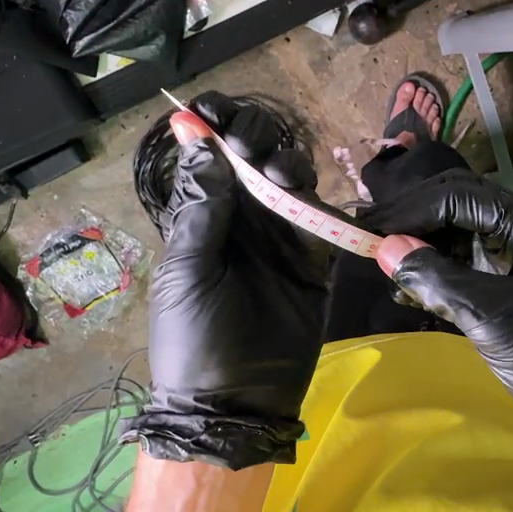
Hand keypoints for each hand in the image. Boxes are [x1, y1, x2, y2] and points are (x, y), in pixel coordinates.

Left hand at [130, 92, 327, 468]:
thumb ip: (201, 206)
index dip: (214, 123)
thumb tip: (197, 138)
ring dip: (288, 163)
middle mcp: (242, 218)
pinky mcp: (315, 260)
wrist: (236, 400)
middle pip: (254, 155)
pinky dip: (323, 202)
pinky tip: (310, 199)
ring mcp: (281, 238)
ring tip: (282, 178)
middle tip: (253, 153)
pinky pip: (324, 219)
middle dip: (255, 137)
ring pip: (293, 178)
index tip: (218, 111)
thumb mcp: (188, 269)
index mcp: (203, 216)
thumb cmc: (196, 338)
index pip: (209, 154)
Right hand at [367, 169, 512, 475]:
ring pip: (457, 230)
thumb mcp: (488, 316)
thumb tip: (384, 248)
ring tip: (383, 260)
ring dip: (421, 243)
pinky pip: (463, 260)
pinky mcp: (507, 278)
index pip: (459, 195)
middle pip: (457, 203)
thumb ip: (436, 278)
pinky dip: (434, 268)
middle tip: (367, 235)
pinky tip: (407, 285)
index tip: (367, 228)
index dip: (410, 209)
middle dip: (412, 218)